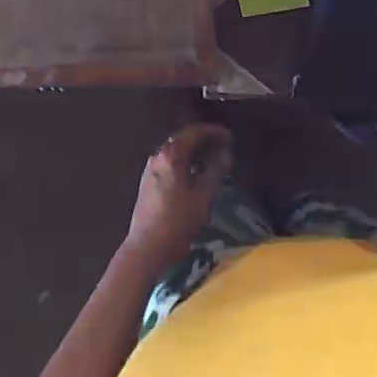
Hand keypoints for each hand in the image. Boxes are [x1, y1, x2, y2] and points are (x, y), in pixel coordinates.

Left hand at [124, 123, 231, 266]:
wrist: (147, 246)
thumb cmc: (177, 222)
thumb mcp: (202, 198)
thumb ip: (214, 172)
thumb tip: (225, 153)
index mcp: (170, 156)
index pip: (192, 132)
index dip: (212, 131)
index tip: (229, 136)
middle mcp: (157, 157)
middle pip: (182, 139)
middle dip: (204, 140)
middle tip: (224, 146)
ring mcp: (151, 168)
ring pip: (175, 151)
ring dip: (195, 151)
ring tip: (215, 159)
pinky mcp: (149, 180)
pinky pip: (170, 161)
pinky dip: (186, 161)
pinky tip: (197, 173)